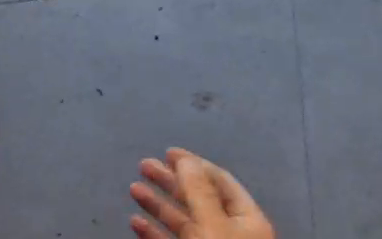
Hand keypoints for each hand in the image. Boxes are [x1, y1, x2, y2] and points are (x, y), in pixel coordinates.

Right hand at [129, 148, 273, 238]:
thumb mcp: (213, 226)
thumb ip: (198, 191)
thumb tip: (185, 160)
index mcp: (247, 222)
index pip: (221, 182)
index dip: (195, 164)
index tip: (167, 152)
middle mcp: (232, 234)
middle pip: (199, 199)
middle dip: (171, 181)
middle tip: (143, 165)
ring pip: (184, 222)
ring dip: (158, 204)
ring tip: (133, 189)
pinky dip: (154, 233)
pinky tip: (136, 223)